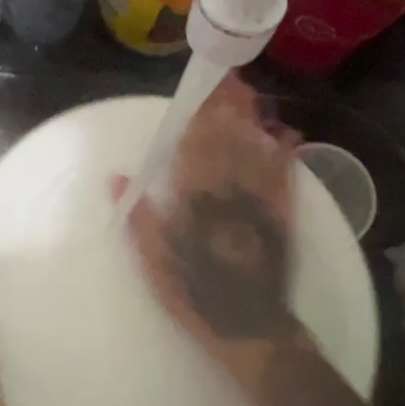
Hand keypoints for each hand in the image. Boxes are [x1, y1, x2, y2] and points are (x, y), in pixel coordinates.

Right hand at [114, 75, 302, 354]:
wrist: (249, 327)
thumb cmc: (194, 294)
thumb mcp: (154, 261)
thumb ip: (140, 217)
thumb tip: (118, 178)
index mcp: (195, 201)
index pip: (196, 147)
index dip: (200, 116)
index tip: (201, 90)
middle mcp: (230, 194)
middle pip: (229, 141)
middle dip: (229, 108)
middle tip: (231, 78)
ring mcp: (261, 203)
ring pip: (256, 152)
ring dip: (254, 122)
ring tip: (251, 96)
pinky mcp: (284, 218)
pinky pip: (286, 178)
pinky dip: (285, 155)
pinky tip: (285, 136)